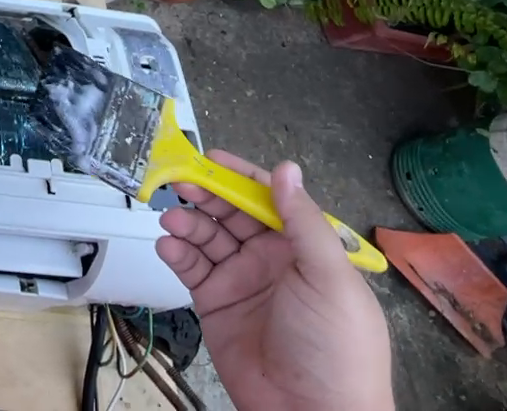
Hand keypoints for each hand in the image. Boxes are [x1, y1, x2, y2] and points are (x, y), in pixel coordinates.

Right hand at [156, 151, 392, 410]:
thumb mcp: (330, 279)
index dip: (240, 176)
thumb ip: (303, 222)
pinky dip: (175, 252)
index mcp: (303, 249)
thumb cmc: (336, 348)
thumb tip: (286, 169)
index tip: (211, 159)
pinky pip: (190, 266)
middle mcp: (270, 258)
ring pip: (206, 235)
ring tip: (174, 222)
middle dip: (205, 193)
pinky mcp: (215, 301)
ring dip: (187, 222)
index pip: (268, 199)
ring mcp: (240, 278)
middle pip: (230, 211)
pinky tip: (170, 247)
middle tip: (181, 183)